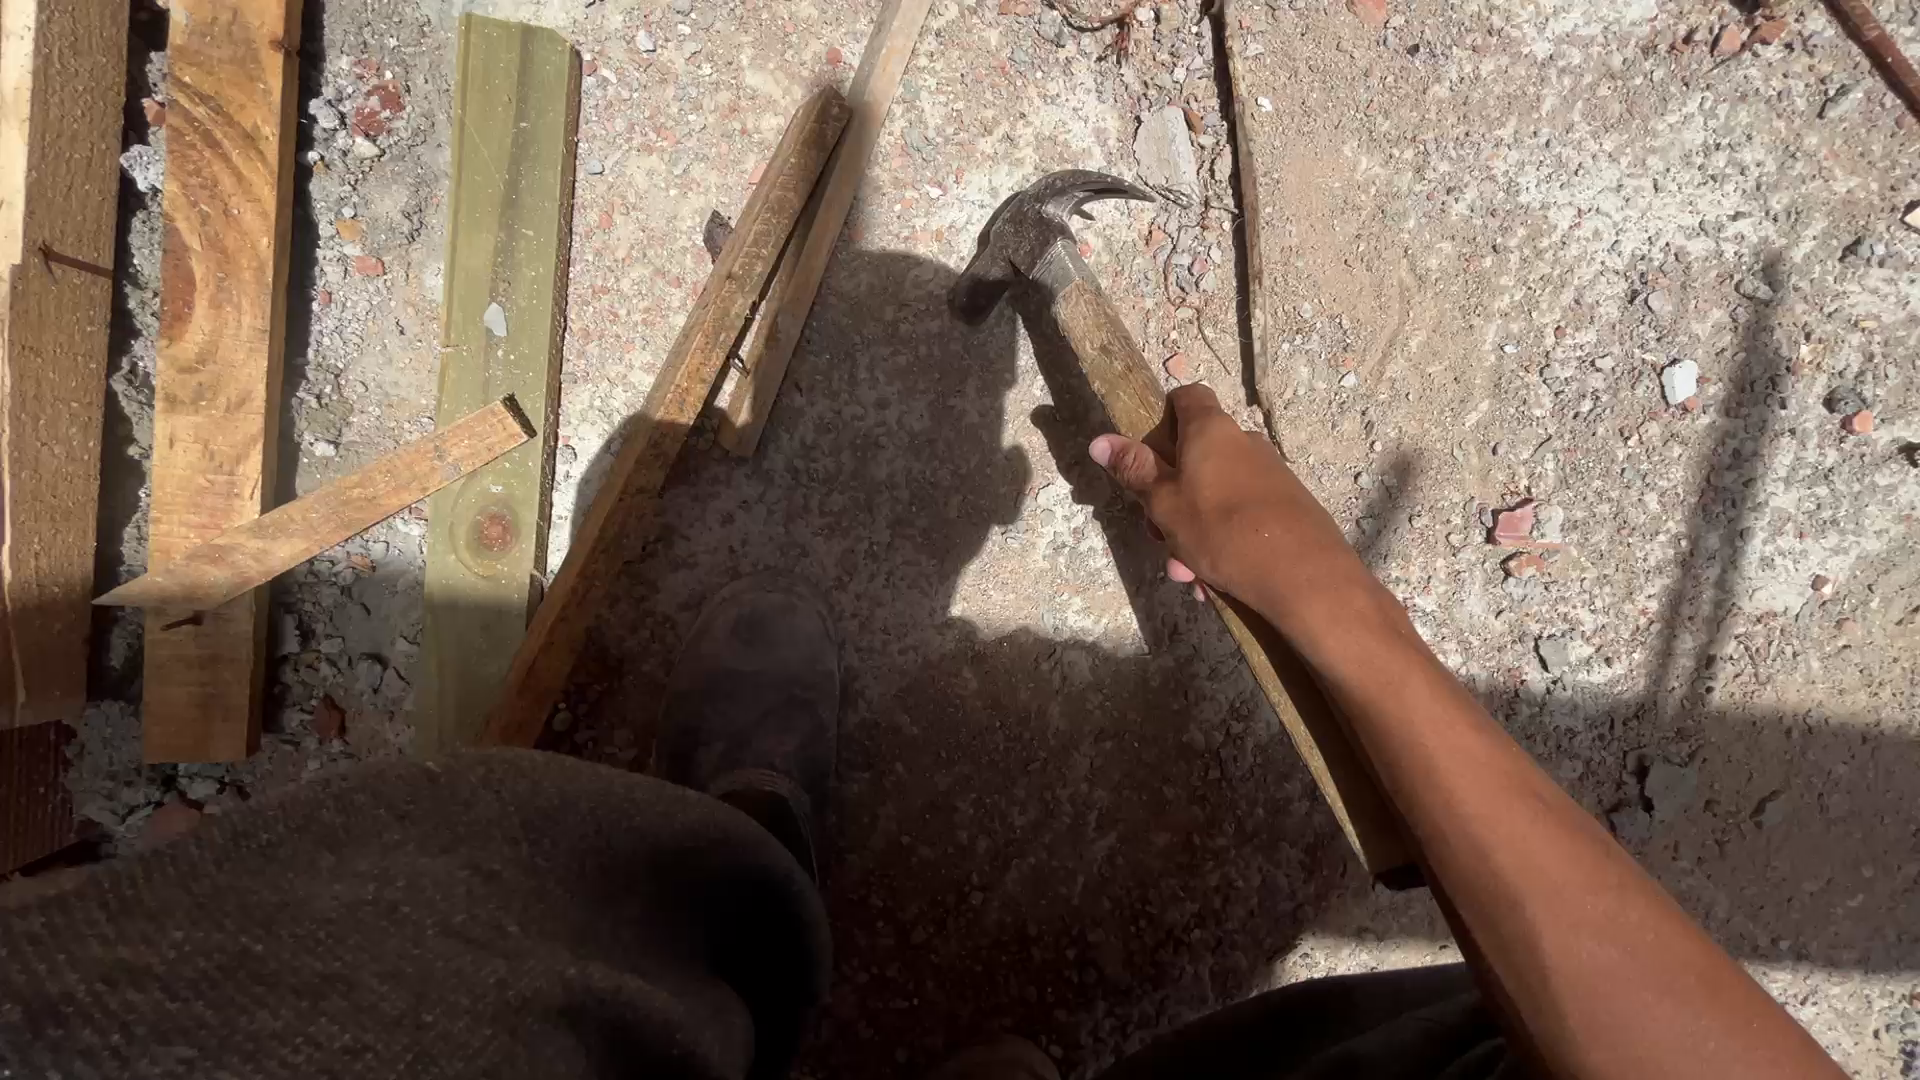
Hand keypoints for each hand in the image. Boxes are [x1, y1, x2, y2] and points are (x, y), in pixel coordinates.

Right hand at [1087, 384, 1369, 629]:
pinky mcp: (1284, 505)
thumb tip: (1099, 440)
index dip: (1162, 415)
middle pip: (1194, 456)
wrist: (1305, 576)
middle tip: (1159, 536)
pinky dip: (1220, 542)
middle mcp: (1243, 442)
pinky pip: (1237, 516)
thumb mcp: (1164, 504)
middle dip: (1168, 497)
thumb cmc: (1222, 531)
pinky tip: (1214, 580)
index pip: (1186, 397)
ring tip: (1188, 573)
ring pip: (1212, 494)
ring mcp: (1267, 474)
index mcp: (1210, 431)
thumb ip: (1134, 470)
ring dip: (1191, 530)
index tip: (1145, 449)